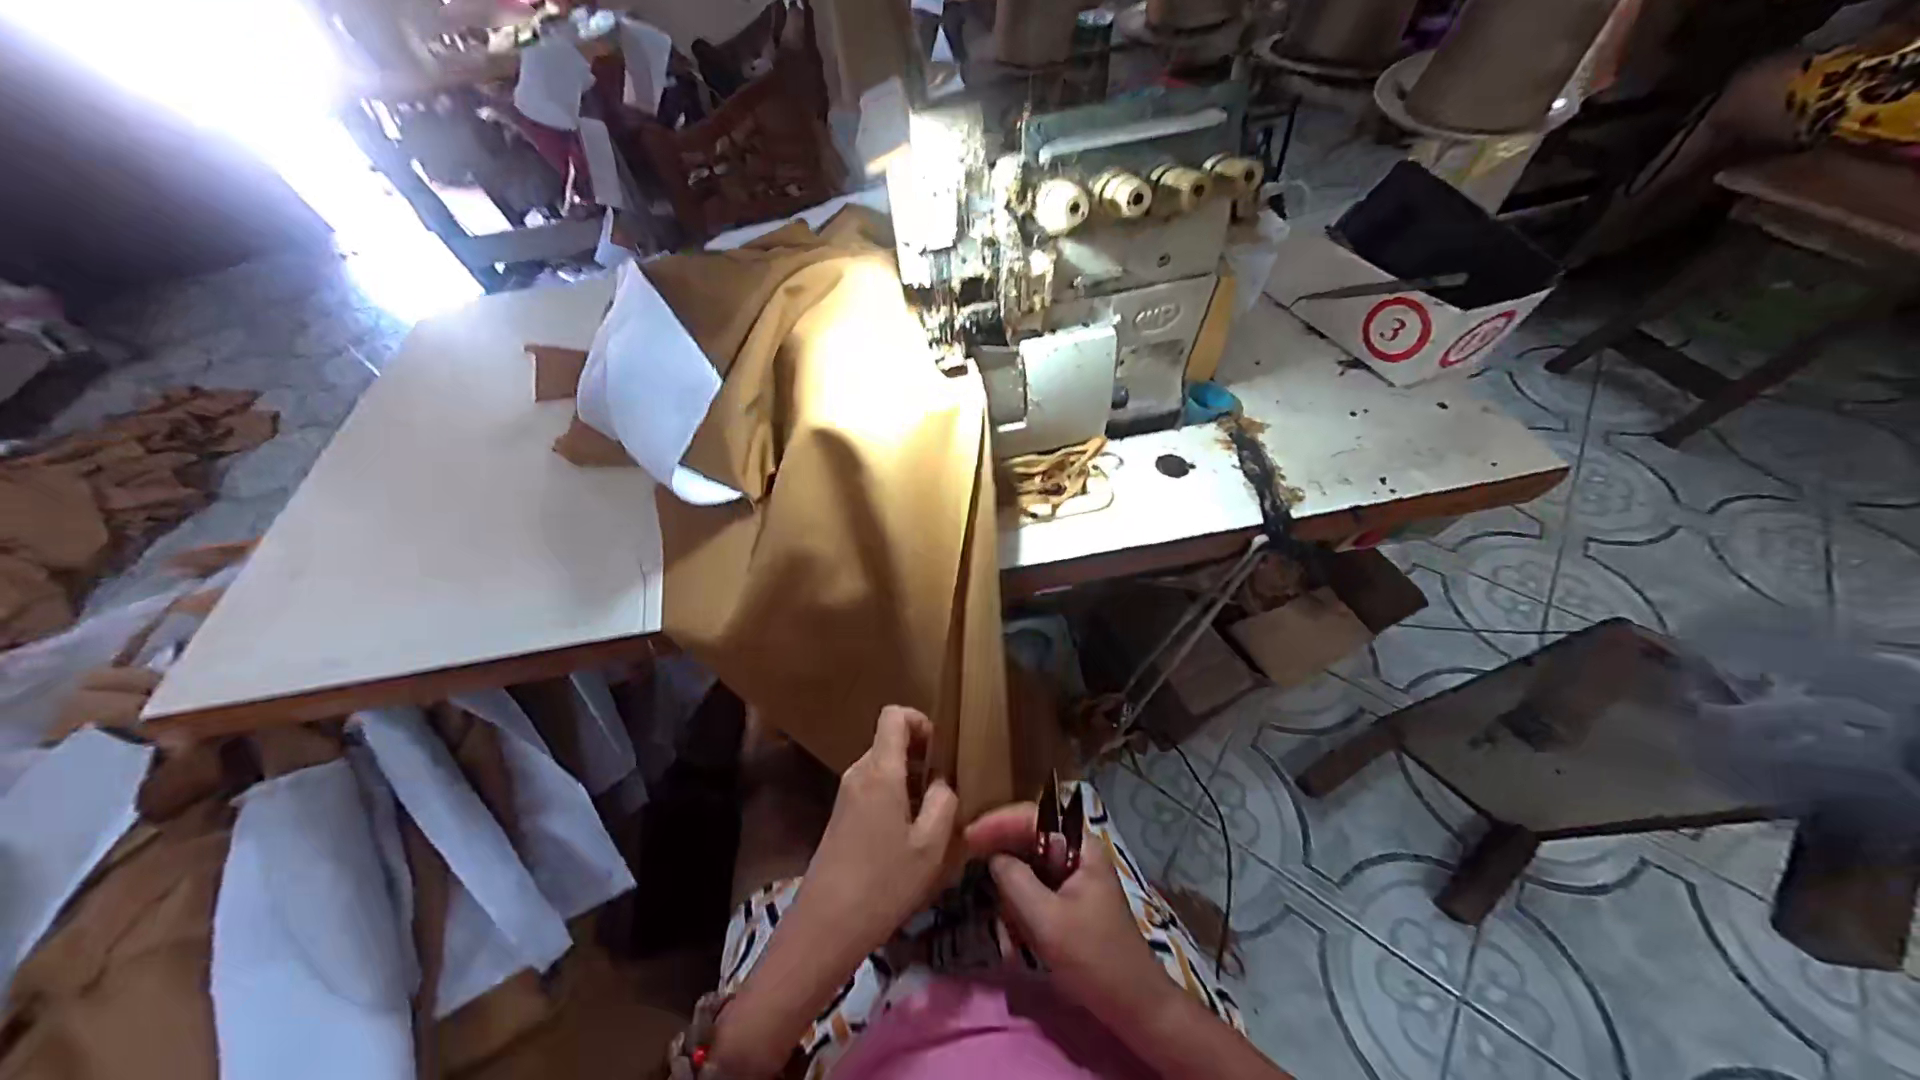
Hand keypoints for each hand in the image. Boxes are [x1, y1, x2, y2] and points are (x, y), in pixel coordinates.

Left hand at [788, 706, 958, 963]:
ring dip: (910, 782)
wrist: (826, 926)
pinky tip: (908, 838)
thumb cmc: (884, 883)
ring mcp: (846, 796)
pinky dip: (895, 800)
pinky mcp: (841, 818)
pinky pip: (873, 790)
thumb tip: (942, 783)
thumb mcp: (931, 846)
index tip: (940, 750)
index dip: (921, 721)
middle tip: (945, 790)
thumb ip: (944, 803)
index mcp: (880, 771)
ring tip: (931, 819)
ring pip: (883, 768)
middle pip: (889, 742)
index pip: (894, 715)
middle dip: (921, 757)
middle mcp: (858, 774)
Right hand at [966, 802, 1180, 1028]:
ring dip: (1010, 882)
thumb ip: (1015, 881)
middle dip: (1001, 851)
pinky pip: (1036, 886)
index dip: (997, 822)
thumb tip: (993, 857)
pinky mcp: (1070, 899)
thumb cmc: (1094, 957)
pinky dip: (1021, 900)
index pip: (1032, 816)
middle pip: (1029, 836)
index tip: (968, 836)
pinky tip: (1011, 923)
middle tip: (968, 860)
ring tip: (992, 898)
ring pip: (1030, 863)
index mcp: (1081, 846)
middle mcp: (1078, 852)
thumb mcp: (1046, 920)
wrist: (1134, 1005)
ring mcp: (1075, 876)